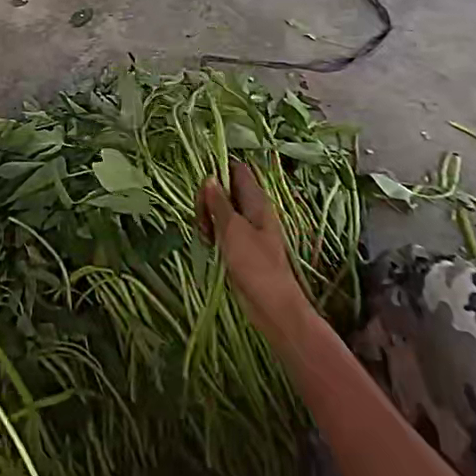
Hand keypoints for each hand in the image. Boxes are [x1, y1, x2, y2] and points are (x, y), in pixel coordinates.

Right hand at [200, 161, 312, 340]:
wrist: (273, 307)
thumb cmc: (256, 265)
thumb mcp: (233, 229)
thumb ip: (219, 202)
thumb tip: (209, 178)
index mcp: (255, 199)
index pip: (235, 169)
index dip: (218, 171)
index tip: (202, 188)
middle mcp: (252, 209)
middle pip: (223, 189)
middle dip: (207, 200)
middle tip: (203, 221)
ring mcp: (246, 227)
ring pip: (220, 209)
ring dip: (207, 218)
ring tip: (206, 237)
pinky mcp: (241, 245)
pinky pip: (222, 228)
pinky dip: (212, 233)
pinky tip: (209, 245)